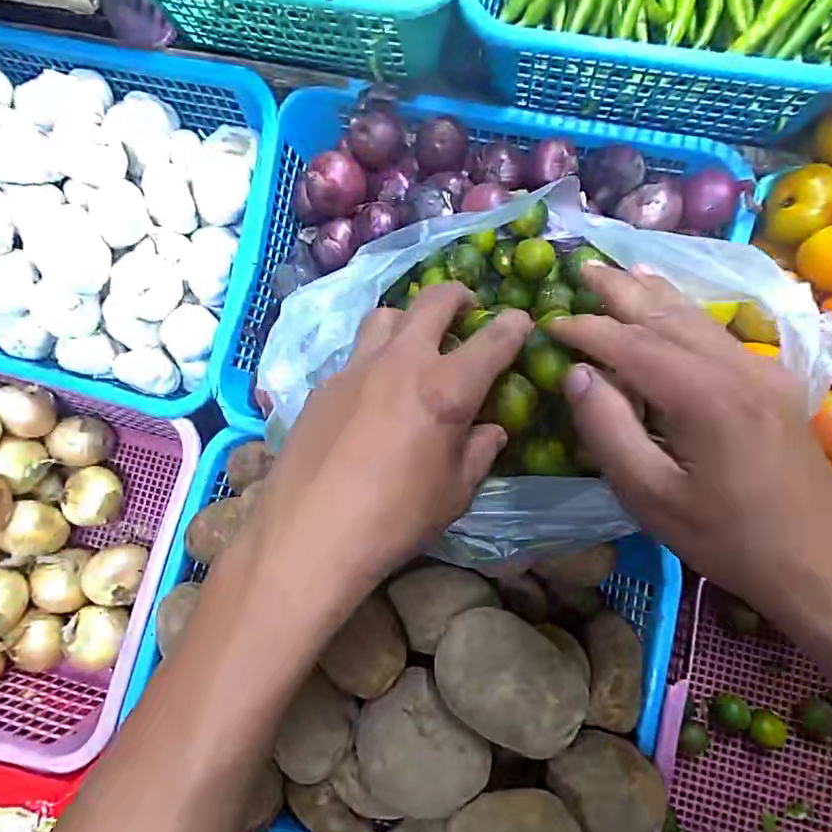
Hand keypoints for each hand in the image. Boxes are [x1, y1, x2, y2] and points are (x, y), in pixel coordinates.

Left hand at [241, 284, 533, 601]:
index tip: (521, 321)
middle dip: (458, 297)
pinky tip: (372, 393)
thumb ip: (479, 452)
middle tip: (466, 309)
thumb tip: (490, 430)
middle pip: (432, 302)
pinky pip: (354, 356)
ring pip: (384, 317)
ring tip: (414, 343)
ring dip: (408, 319)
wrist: (309, 535)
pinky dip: (374, 359)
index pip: (493, 340)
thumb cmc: (395, 519)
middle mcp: (400, 363)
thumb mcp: (454, 493)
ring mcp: (354, 370)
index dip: (514, 326)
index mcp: (445, 388)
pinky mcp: (322, 387)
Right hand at [547, 264, 831, 624]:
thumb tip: (578, 375)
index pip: (633, 345)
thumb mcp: (651, 496)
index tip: (550, 323)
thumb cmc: (728, 539)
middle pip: (669, 315)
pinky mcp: (775, 386)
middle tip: (584, 267)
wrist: (823, 564)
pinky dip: (685, 314)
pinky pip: (719, 335)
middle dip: (622, 291)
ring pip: (699, 318)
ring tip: (624, 271)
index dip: (587, 330)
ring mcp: (763, 374)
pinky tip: (674, 308)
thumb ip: (609, 430)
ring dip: (656, 294)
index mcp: (706, 396)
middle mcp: (738, 369)